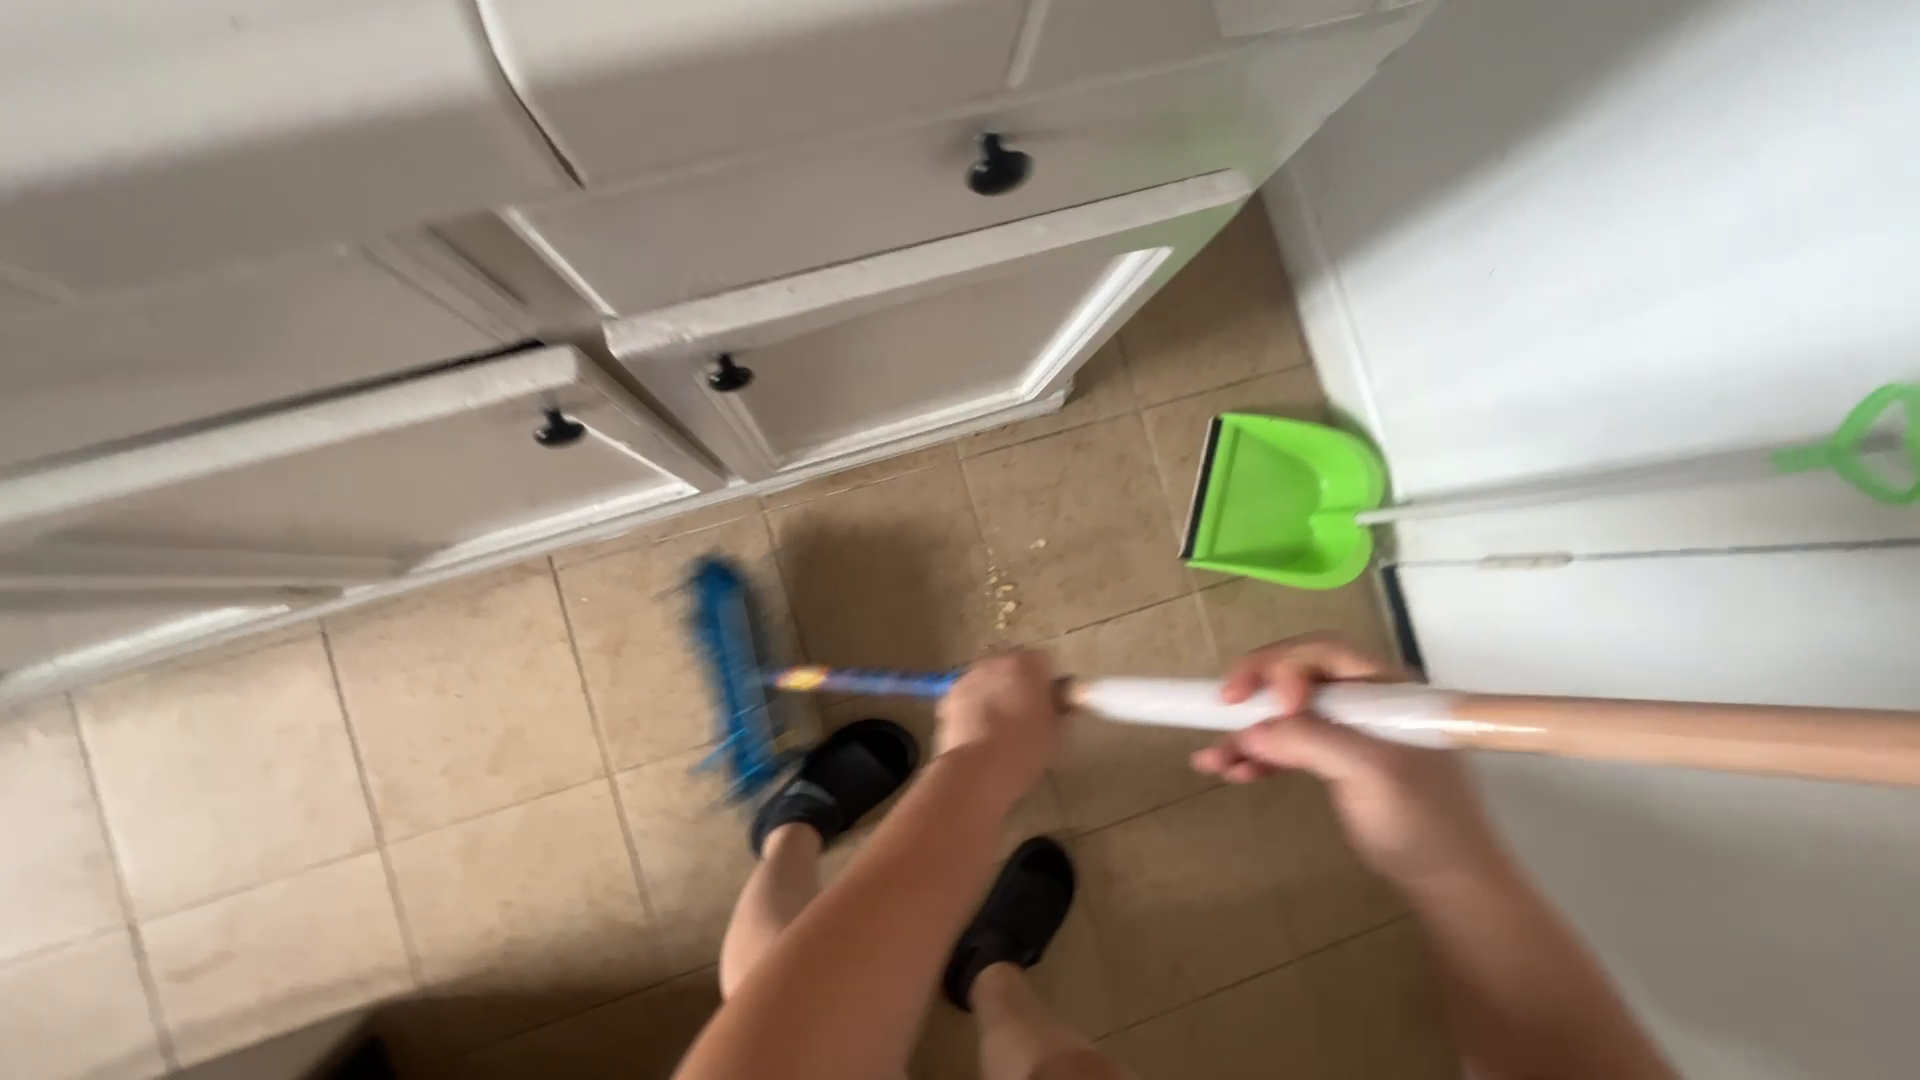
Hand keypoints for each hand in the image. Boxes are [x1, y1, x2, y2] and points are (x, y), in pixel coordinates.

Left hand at [936, 650, 1065, 806]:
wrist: (978, 769)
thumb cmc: (1025, 748)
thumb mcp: (1056, 730)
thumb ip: (1059, 707)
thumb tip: (1059, 700)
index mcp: (1028, 664)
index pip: (1044, 662)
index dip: (1047, 683)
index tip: (1050, 705)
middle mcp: (997, 661)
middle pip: (1012, 665)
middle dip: (1019, 683)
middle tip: (1025, 715)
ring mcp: (969, 676)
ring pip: (988, 678)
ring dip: (994, 693)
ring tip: (999, 726)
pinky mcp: (949, 695)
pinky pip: (968, 694)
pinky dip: (973, 706)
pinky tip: (978, 732)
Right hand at [1192, 635, 1505, 886]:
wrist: (1448, 883)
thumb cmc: (1424, 823)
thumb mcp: (1373, 776)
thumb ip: (1314, 743)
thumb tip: (1251, 731)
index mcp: (1385, 689)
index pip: (1324, 652)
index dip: (1286, 666)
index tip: (1267, 703)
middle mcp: (1362, 699)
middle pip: (1295, 674)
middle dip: (1255, 690)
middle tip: (1221, 705)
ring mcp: (1345, 730)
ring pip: (1283, 712)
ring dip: (1245, 731)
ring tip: (1212, 758)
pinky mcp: (1331, 759)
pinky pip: (1284, 744)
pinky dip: (1255, 756)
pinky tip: (1231, 771)